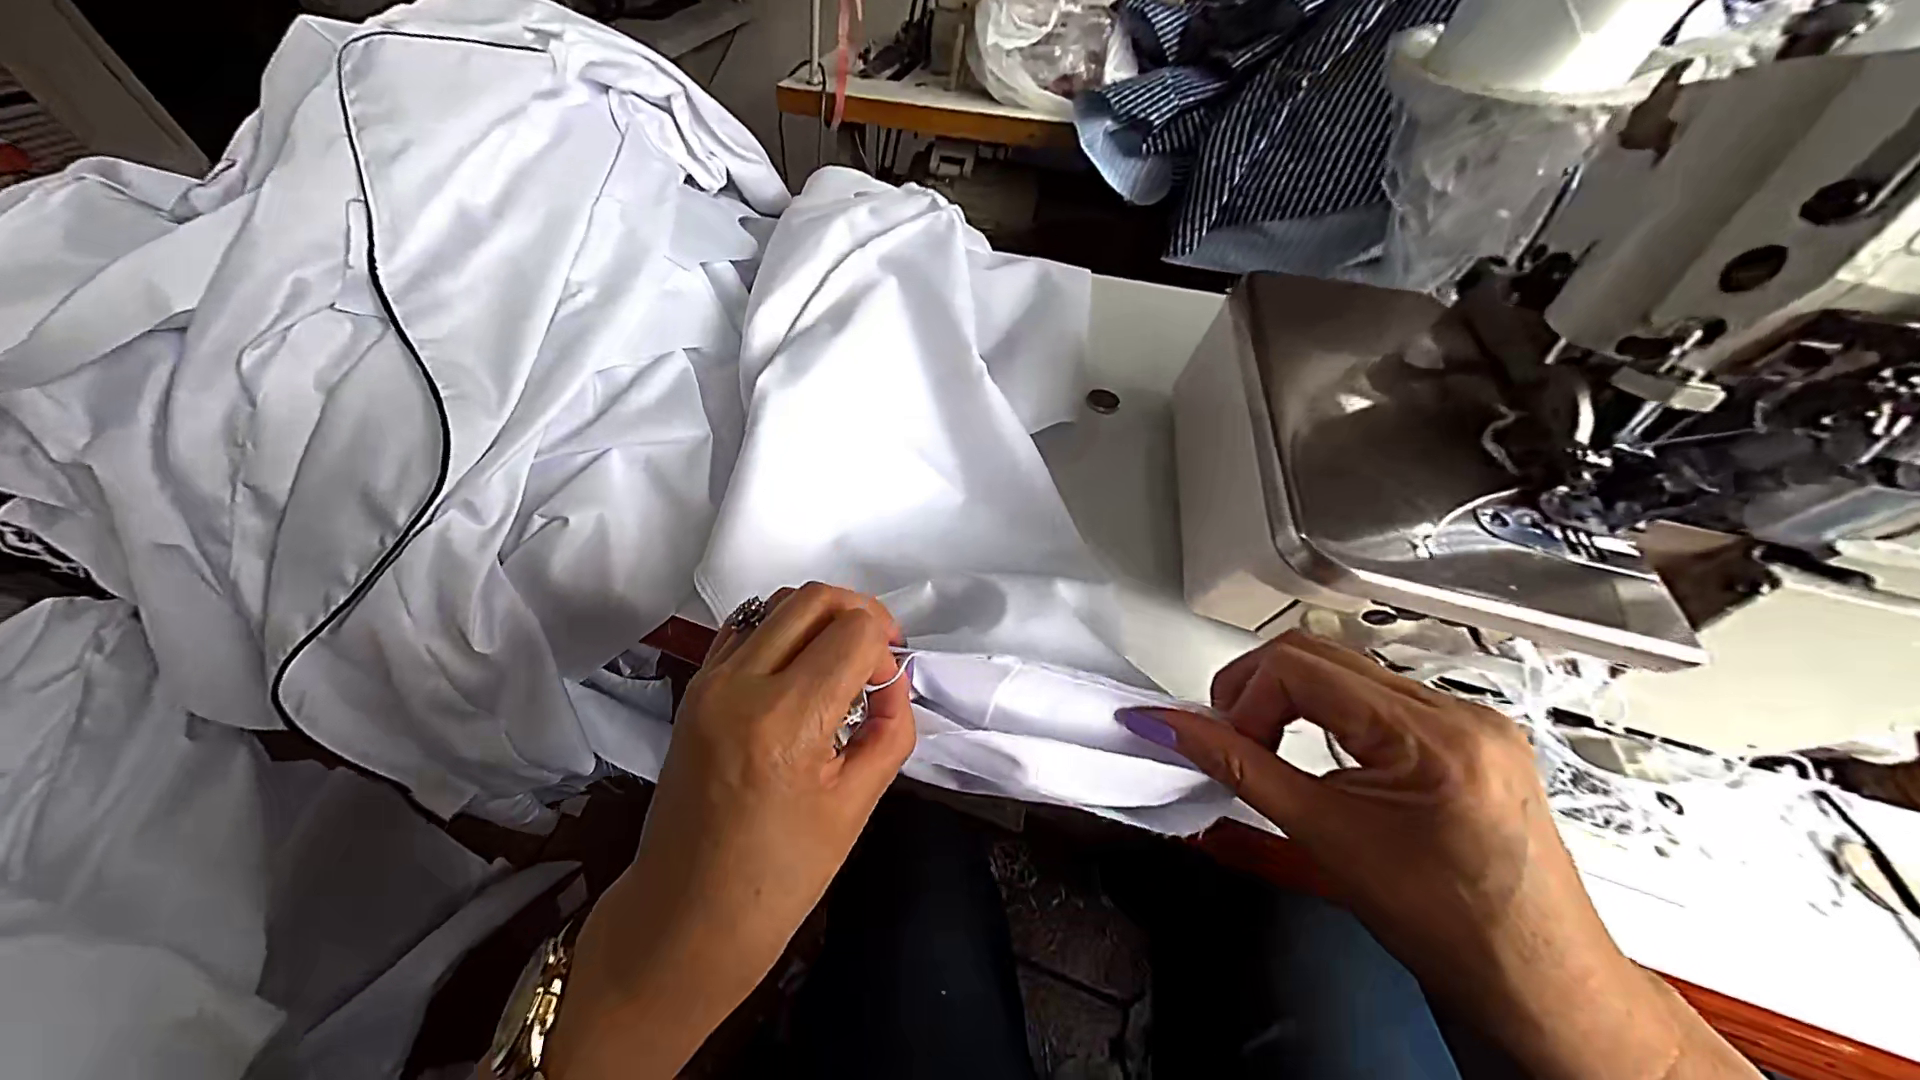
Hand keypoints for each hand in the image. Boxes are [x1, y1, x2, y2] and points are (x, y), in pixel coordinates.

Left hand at [548, 584, 914, 1079]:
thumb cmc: (779, 877)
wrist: (683, 917)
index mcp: (786, 720)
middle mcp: (740, 684)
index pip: (855, 631)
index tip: (886, 687)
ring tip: (840, 661)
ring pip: (779, 602)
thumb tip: (892, 679)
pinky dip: (784, 630)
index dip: (886, 648)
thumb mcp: (857, 805)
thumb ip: (890, 727)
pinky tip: (799, 670)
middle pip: (816, 597)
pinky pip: (747, 627)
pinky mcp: (695, 687)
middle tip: (876, 655)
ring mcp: (709, 681)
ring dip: (823, 617)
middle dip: (861, 613)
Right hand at [1121, 630, 1756, 1079]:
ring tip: (1265, 740)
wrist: (1540, 985)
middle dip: (1258, 686)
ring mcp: (1468, 720)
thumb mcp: (1324, 838)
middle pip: (1320, 654)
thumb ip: (1240, 768)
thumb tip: (1180, 729)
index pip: (1300, 668)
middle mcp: (1460, 714)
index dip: (1244, 696)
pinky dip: (1325, 709)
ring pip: (1344, 668)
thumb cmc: (1455, 930)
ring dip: (1289, 695)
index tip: (1223, 737)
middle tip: (1230, 731)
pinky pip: (1374, 693)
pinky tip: (1312, 745)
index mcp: (1433, 737)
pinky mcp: (1464, 734)